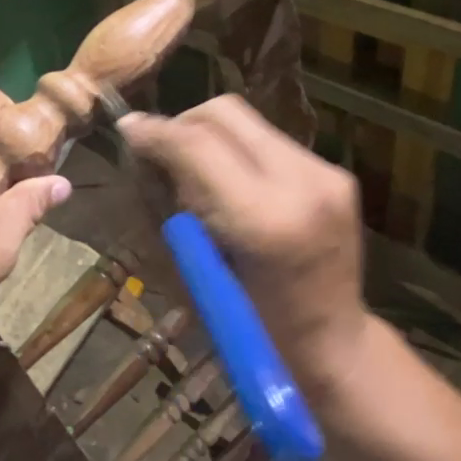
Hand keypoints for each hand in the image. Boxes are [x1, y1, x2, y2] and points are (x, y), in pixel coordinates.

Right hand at [118, 95, 368, 375]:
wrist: (333, 347)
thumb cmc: (253, 331)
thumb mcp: (198, 270)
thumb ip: (175, 203)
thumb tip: (143, 148)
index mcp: (266, 220)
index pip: (198, 144)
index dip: (155, 131)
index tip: (125, 129)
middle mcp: (304, 183)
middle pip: (225, 113)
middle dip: (182, 124)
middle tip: (160, 152)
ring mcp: (326, 173)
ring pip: (247, 121)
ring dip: (210, 135)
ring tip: (194, 171)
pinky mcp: (335, 172)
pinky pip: (269, 139)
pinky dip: (237, 150)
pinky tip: (230, 182)